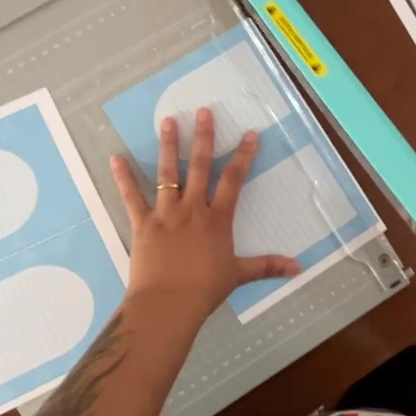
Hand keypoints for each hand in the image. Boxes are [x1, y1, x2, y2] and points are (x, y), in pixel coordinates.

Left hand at [108, 109, 300, 329]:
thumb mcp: (239, 275)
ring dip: (167, 146)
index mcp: (217, 219)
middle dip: (203, 137)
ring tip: (168, 121)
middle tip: (203, 111)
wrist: (168, 304)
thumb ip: (268, 266)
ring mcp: (165, 213)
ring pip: (167, 173)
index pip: (233, 179)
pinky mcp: (142, 224)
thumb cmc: (205, 290)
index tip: (249, 134)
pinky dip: (123, 178)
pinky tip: (115, 158)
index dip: (242, 155)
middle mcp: (192, 208)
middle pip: (199, 166)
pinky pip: (131, 197)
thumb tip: (300, 268)